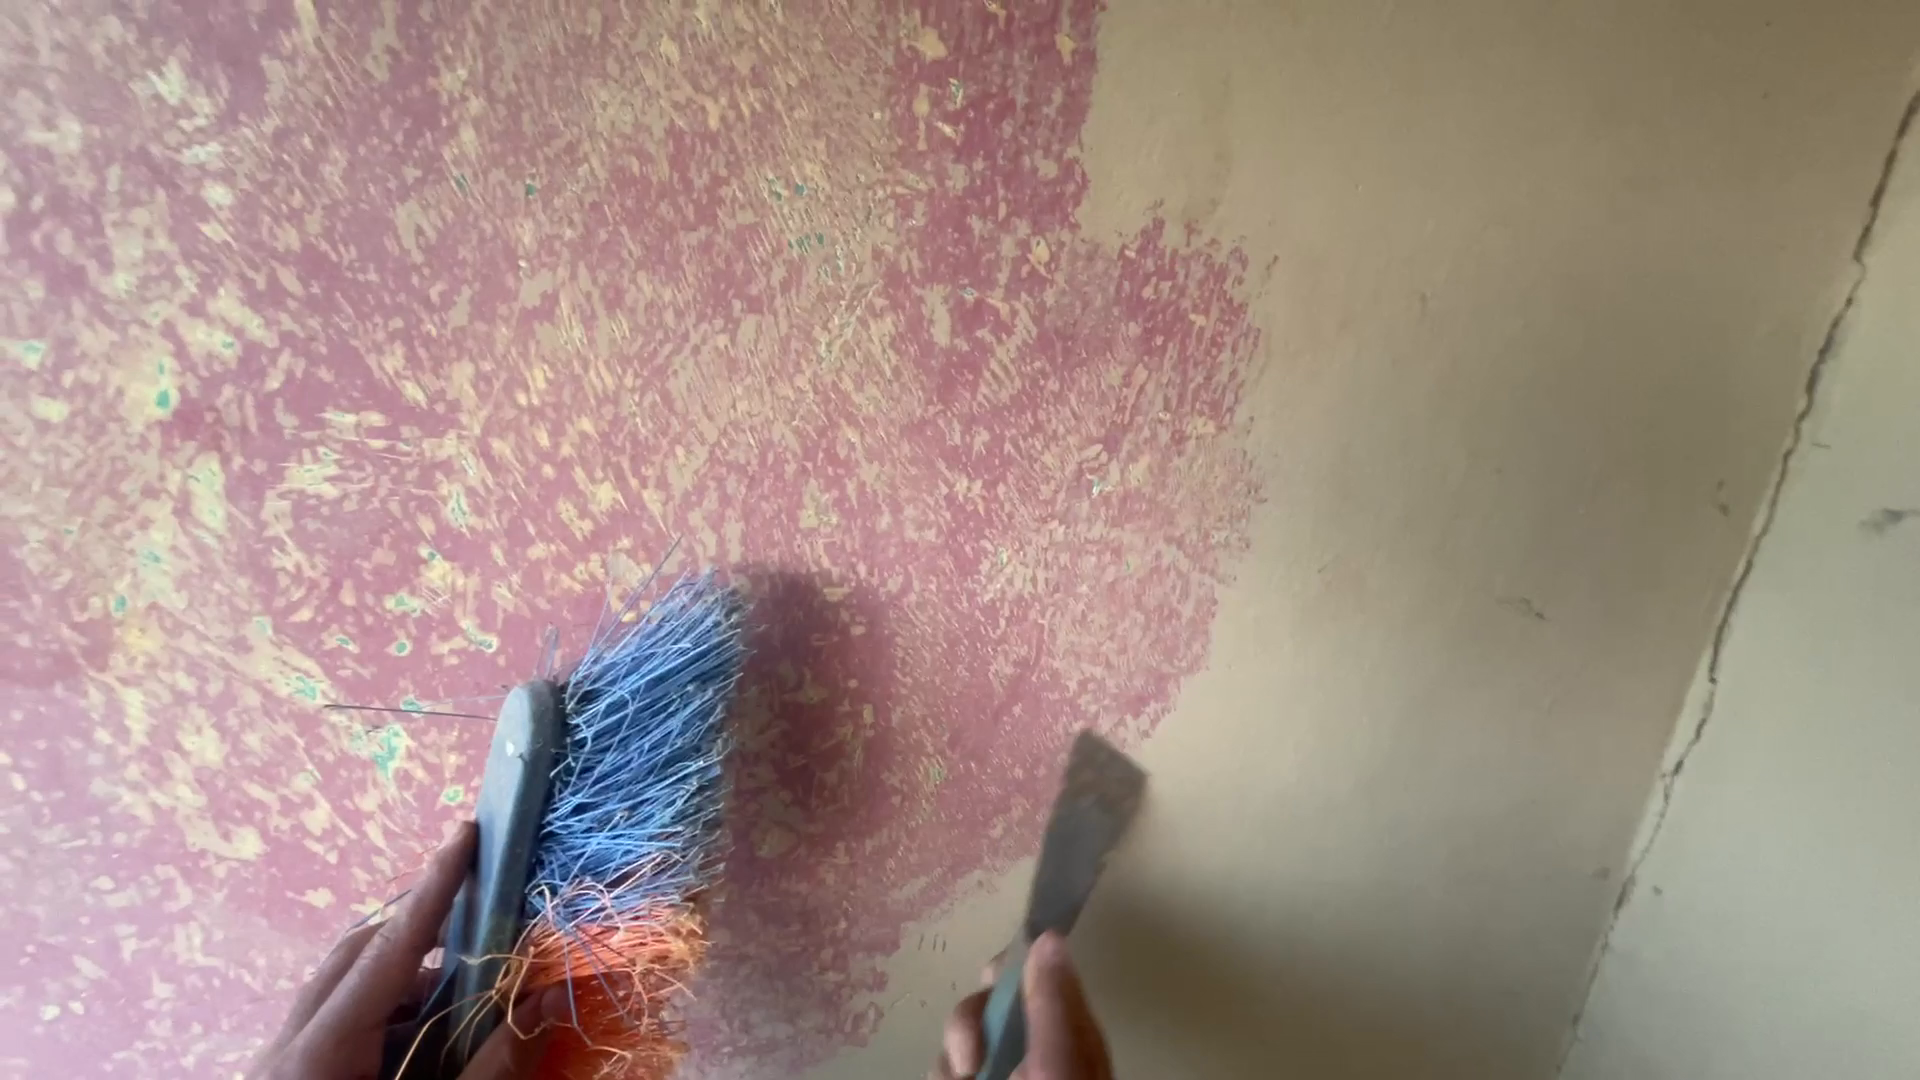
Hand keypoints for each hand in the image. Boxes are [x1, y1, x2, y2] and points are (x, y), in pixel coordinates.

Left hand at [251, 822, 567, 1079]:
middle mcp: (288, 1045)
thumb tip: (554, 995)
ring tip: (456, 993)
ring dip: (405, 974)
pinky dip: (385, 1010)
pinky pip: (335, 1019)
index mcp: (322, 1050)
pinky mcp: (281, 1078)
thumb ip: (493, 1063)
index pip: (393, 943)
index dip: (435, 884)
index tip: (466, 830)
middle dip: (419, 924)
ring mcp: (276, 1063)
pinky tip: (417, 1040)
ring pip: (342, 985)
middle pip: (357, 952)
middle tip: (477, 918)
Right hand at [933, 932, 1112, 1079]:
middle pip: (990, 1003)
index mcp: (1068, 1027)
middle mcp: (1037, 1044)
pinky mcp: (986, 1079)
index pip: (1036, 969)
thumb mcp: (1059, 1063)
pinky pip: (950, 1066)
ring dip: (950, 1053)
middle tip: (968, 1059)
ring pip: (964, 1038)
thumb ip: (1052, 1004)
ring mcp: (1008, 1069)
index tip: (989, 979)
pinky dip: (945, 1071)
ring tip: (959, 1077)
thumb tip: (1049, 934)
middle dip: (966, 1022)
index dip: (1008, 964)